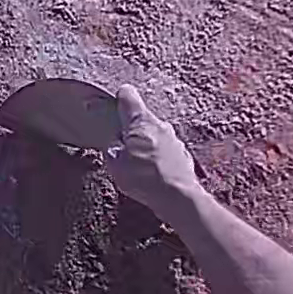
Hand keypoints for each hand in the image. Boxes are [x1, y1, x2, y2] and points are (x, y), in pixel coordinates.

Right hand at [106, 85, 203, 217]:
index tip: (110, 102)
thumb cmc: (144, 178)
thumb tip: (114, 144)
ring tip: (135, 165)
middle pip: (141, 119)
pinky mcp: (181, 155)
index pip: (128, 97)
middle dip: (129, 130)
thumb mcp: (115, 164)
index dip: (117, 98)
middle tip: (119, 146)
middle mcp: (160, 125)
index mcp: (141, 122)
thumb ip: (112, 148)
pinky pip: (164, 151)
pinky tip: (149, 173)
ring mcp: (173, 139)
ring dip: (144, 145)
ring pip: (153, 136)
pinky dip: (156, 158)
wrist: (177, 196)